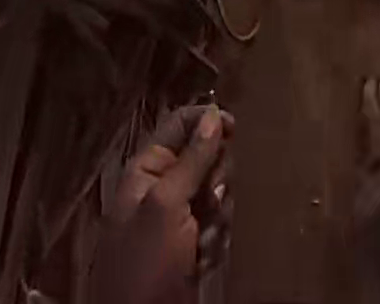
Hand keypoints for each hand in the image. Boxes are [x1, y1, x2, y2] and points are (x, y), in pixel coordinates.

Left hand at [87, 104, 234, 303]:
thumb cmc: (146, 265)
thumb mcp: (166, 206)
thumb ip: (192, 158)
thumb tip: (215, 114)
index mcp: (146, 170)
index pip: (179, 123)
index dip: (206, 120)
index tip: (234, 128)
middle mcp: (162, 188)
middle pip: (205, 156)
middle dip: (215, 179)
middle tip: (210, 200)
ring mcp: (177, 219)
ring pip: (217, 190)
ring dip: (217, 215)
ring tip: (201, 242)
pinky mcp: (191, 246)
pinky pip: (218, 223)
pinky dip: (215, 240)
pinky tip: (202, 260)